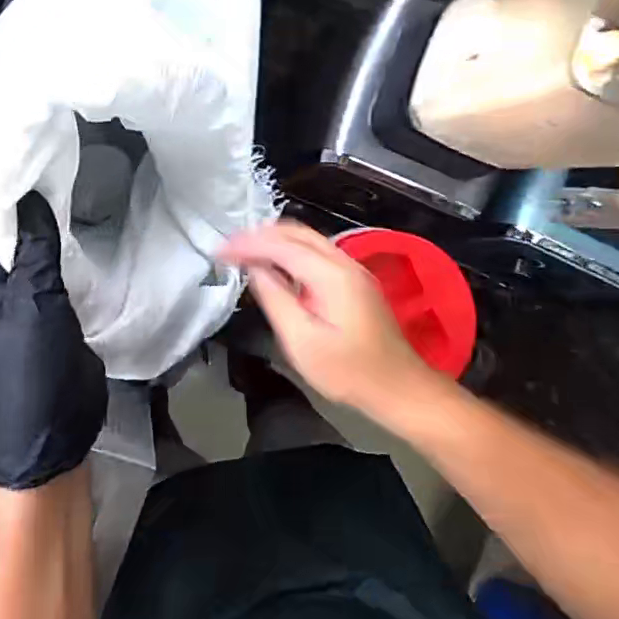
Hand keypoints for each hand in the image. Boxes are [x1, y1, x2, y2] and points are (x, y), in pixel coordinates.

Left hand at [0, 193, 107, 489]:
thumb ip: (34, 248)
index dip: (23, 201)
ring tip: (95, 208)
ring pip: (48, 265)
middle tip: (82, 184)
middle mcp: (5, 293)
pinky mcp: (58, 325)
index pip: (1, 229)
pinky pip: (66, 288)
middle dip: (48, 220)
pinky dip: (79, 271)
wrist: (54, 428)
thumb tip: (29, 195)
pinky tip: (100, 252)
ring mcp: (32, 310)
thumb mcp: (33, 299)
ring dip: (65, 245)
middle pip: (25, 245)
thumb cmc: (34, 363)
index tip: (51, 169)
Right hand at [217, 222, 430, 412]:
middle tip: (228, 248)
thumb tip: (256, 271)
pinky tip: (274, 265)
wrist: (398, 386)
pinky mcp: (355, 281)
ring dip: (275, 240)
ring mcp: (353, 270)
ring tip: (244, 253)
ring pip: (308, 239)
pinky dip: (290, 251)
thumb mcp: (303, 342)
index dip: (248, 244)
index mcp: (333, 276)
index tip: (220, 251)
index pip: (282, 246)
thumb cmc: (348, 372)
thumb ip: (276, 300)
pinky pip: (317, 252)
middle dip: (259, 235)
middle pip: (297, 232)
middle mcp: (345, 263)